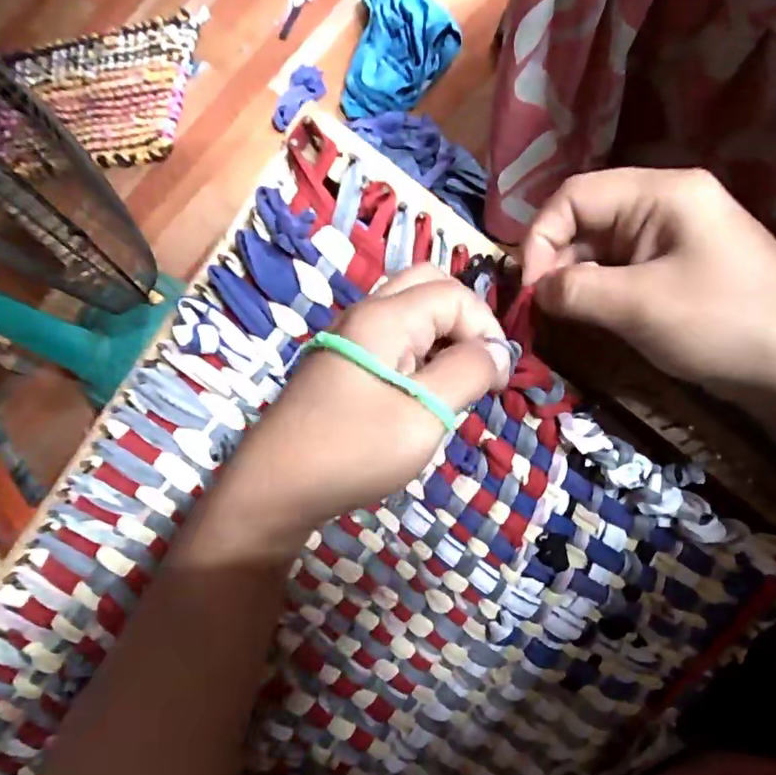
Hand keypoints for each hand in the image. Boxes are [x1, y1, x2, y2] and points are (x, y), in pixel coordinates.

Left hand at [194, 265, 509, 554]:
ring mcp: (350, 339)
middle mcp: (366, 315)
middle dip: (466, 320)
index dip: (486, 330)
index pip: (455, 295)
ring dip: (444, 337)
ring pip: (411, 312)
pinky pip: (393, 339)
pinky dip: (421, 353)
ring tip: (455, 384)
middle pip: (429, 286)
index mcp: (386, 318)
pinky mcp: (343, 366)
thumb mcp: (425, 414)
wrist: (276, 489)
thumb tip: (499, 350)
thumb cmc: (355, 450)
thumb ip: (468, 373)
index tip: (496, 382)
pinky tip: (423, 393)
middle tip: (478, 367)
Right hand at [521, 167, 775, 400]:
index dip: (541, 237)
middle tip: (541, 311)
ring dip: (579, 282)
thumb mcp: (640, 306)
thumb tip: (536, 289)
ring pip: (606, 250)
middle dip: (558, 262)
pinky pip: (628, 272)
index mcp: (662, 193)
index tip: (529, 290)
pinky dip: (604, 294)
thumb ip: (577, 291)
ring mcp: (678, 239)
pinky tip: (595, 321)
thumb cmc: (722, 324)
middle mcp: (668, 205)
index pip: (576, 195)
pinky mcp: (683, 271)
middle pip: (590, 220)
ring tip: (564, 320)